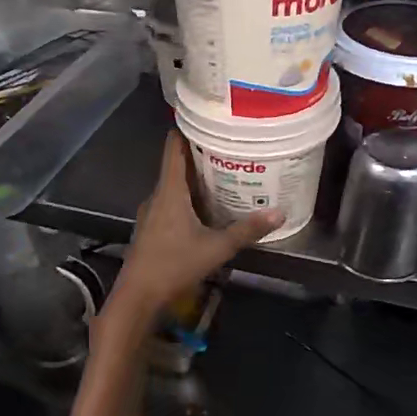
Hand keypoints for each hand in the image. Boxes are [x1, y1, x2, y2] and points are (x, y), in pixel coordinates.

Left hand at [112, 132, 281, 315]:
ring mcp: (151, 213)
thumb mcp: (216, 248)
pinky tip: (206, 207)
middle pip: (176, 165)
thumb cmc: (173, 265)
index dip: (187, 129)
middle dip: (200, 154)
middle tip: (228, 147)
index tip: (208, 119)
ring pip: (174, 186)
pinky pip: (171, 202)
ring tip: (223, 173)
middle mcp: (157, 195)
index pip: (173, 147)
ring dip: (194, 179)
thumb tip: (279, 213)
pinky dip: (187, 198)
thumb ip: (246, 230)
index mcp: (169, 191)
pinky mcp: (151, 228)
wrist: (137, 296)